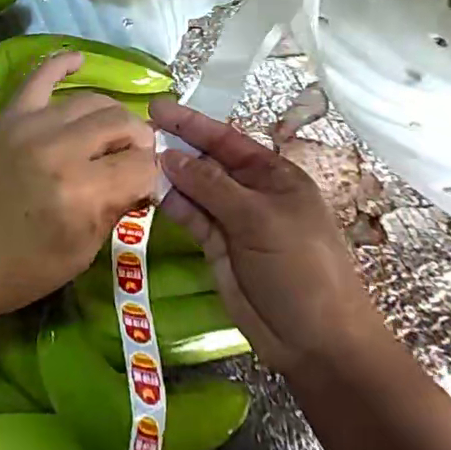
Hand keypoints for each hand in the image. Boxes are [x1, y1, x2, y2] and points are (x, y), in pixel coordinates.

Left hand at [0, 53, 156, 327]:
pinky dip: (62, 64)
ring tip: (113, 136)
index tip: (147, 188)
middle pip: (123, 124)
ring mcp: (33, 126)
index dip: (152, 177)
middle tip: (134, 161)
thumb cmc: (20, 269)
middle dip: (139, 142)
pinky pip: (41, 76)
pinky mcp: (11, 115)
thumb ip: (117, 208)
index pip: (141, 166)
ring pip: (93, 101)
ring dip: (113, 116)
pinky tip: (80, 60)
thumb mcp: (81, 255)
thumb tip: (144, 179)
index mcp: (80, 193)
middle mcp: (60, 150)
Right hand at [153, 98, 384, 375]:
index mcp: (273, 174)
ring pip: (195, 189)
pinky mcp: (218, 247)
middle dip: (177, 145)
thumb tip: (170, 156)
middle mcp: (251, 191)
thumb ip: (212, 186)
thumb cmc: (300, 267)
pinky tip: (150, 190)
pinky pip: (192, 217)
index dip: (193, 123)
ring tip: (134, 158)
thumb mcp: (259, 219)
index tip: (157, 107)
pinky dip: (172, 204)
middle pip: (208, 161)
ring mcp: (233, 220)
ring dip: (169, 174)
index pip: (227, 139)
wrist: (316, 342)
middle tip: (137, 132)